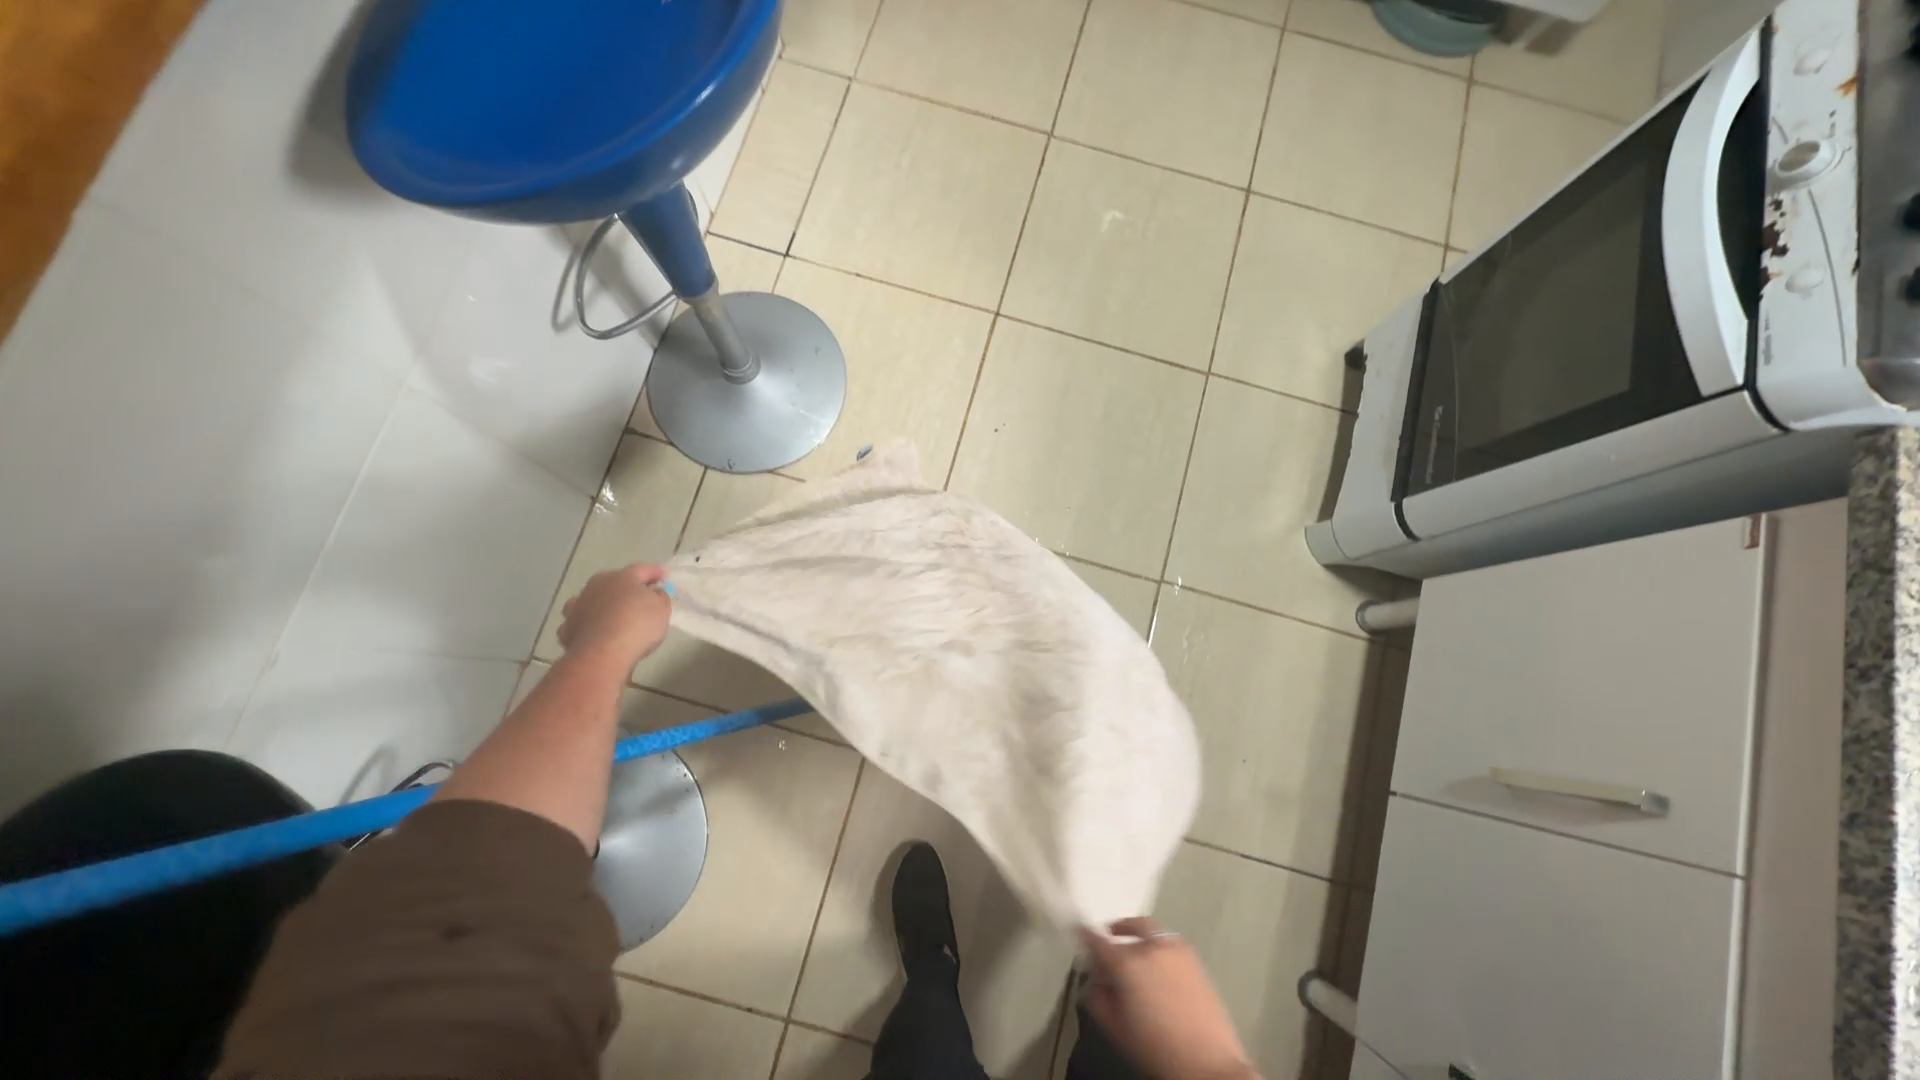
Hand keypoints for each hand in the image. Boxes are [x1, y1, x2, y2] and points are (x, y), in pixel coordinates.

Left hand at [556, 564, 671, 671]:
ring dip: (601, 602)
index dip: (655, 572)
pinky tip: (592, 632)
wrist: (602, 653)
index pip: (642, 569)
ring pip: (591, 597)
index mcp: (623, 577)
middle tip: (638, 596)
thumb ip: (660, 597)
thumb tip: (654, 591)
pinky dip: (586, 623)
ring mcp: (579, 604)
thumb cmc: (638, 626)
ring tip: (610, 613)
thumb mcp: (662, 610)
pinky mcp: (568, 625)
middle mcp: (598, 585)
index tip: (664, 577)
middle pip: (614, 580)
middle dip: (626, 586)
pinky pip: (580, 620)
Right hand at [1078, 918, 1254, 1079]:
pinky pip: (1171, 944)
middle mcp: (1152, 948)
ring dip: (1140, 937)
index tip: (1078, 932)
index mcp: (1127, 963)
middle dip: (1118, 928)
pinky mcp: (1196, 962)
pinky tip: (1157, 969)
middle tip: (1109, 938)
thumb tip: (1093, 981)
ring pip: (1154, 932)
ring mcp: (1177, 952)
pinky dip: (1159, 947)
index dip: (1084, 934)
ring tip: (1135, 956)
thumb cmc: (1155, 1047)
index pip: (1098, 940)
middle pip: (1132, 925)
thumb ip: (1097, 998)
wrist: (1207, 1064)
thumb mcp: (1115, 1028)